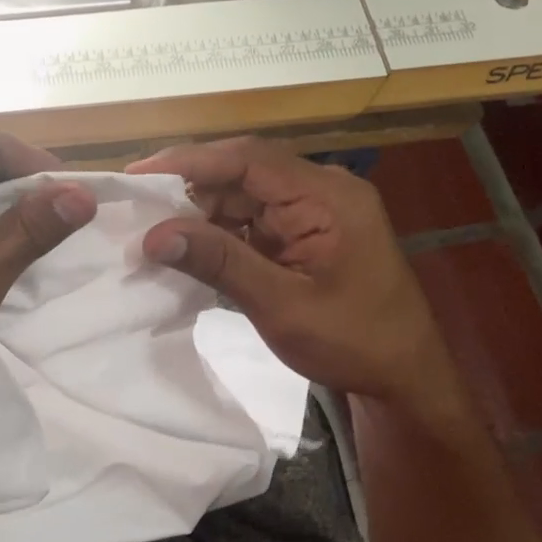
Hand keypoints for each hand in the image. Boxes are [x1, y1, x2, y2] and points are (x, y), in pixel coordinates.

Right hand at [128, 137, 461, 415]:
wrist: (406, 381)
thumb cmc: (354, 343)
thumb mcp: (282, 306)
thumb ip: (219, 263)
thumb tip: (153, 236)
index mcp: (328, 196)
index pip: (248, 159)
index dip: (189, 161)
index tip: (138, 174)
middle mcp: (321, 190)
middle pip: (242, 171)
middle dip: (188, 187)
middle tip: (135, 204)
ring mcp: (313, 210)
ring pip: (241, 194)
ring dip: (200, 211)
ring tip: (151, 227)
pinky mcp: (304, 231)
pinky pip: (251, 217)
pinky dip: (218, 230)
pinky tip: (186, 244)